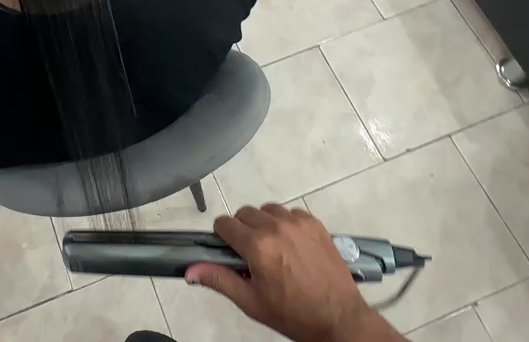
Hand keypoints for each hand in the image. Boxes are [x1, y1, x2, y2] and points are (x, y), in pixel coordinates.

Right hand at [185, 205, 397, 341]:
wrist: (339, 319)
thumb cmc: (292, 314)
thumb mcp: (252, 303)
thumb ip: (219, 279)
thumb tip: (189, 270)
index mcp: (257, 246)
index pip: (224, 223)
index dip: (223, 237)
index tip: (230, 252)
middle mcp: (275, 226)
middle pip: (244, 213)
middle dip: (243, 230)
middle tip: (252, 255)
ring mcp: (297, 222)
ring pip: (267, 210)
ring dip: (264, 224)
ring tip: (273, 249)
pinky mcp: (314, 223)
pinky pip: (290, 212)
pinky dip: (286, 224)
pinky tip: (293, 246)